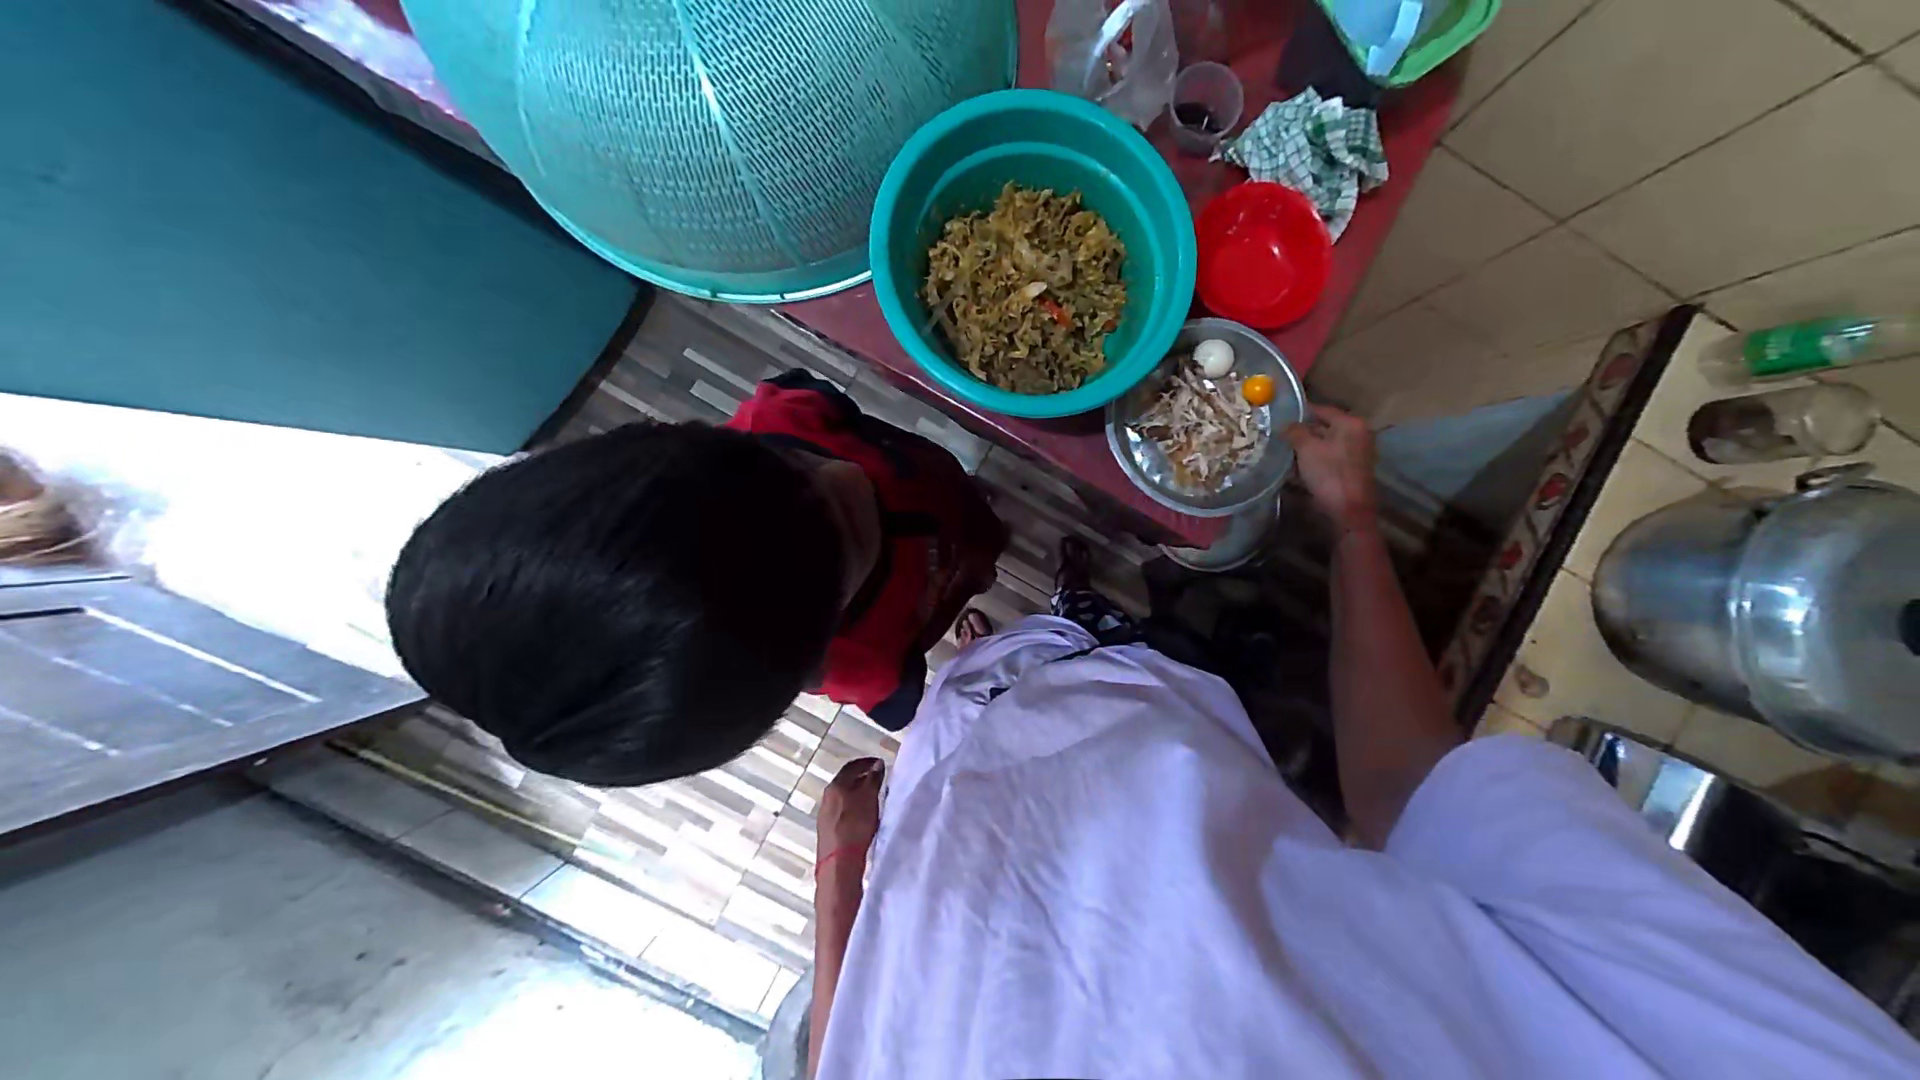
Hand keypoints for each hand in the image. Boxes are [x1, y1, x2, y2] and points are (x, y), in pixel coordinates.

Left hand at [817, 757, 883, 868]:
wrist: (839, 862)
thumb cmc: (856, 825)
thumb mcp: (869, 798)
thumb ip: (873, 779)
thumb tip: (877, 764)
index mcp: (836, 785)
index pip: (851, 766)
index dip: (866, 762)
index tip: (879, 763)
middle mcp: (827, 796)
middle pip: (846, 781)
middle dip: (862, 777)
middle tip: (878, 778)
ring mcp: (825, 814)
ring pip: (843, 796)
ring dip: (857, 792)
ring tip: (873, 796)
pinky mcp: (828, 829)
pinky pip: (842, 810)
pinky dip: (853, 806)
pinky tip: (863, 814)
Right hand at [1283, 403, 1378, 533]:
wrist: (1348, 508)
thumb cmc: (1328, 473)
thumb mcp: (1306, 448)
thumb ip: (1295, 431)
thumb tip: (1286, 424)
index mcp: (1350, 423)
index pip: (1322, 409)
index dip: (1300, 412)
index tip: (1280, 414)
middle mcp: (1357, 433)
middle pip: (1324, 426)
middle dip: (1302, 431)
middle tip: (1279, 434)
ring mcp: (1357, 451)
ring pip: (1325, 443)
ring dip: (1306, 446)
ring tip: (1284, 450)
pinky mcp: (1351, 467)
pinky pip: (1329, 456)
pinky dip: (1314, 458)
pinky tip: (1297, 465)